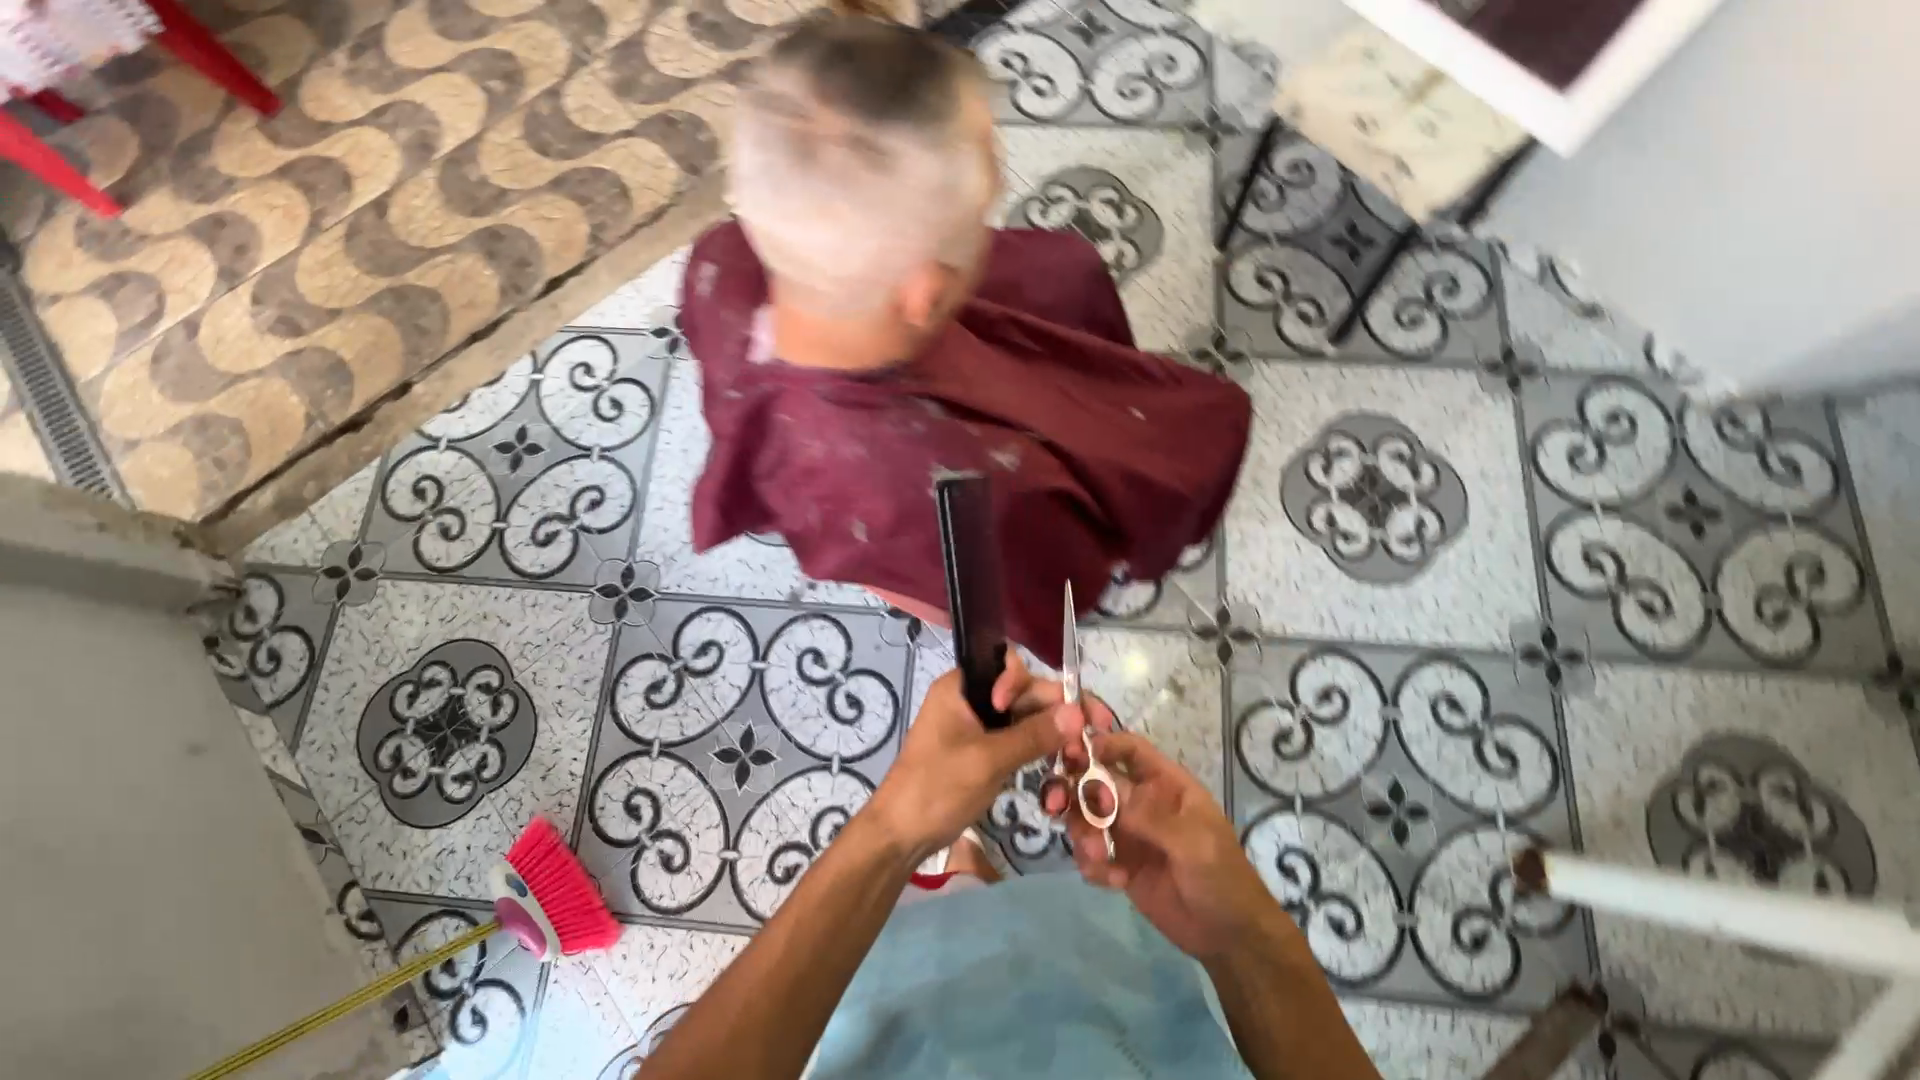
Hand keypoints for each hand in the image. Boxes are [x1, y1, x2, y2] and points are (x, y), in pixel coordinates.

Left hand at [865, 652, 1075, 863]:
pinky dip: (1037, 752)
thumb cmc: (937, 788)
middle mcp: (969, 700)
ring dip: (1051, 736)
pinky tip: (1059, 770)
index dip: (1035, 685)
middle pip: (1023, 694)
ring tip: (1078, 759)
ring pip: (1024, 719)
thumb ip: (1034, 735)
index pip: (1008, 667)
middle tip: (1093, 737)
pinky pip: (1017, 741)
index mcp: (961, 687)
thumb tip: (1078, 713)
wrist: (901, 835)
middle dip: (1056, 714)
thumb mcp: (989, 760)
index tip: (1053, 712)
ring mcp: (976, 727)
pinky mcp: (982, 753)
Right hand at [1061, 732, 1286, 961]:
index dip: (1102, 745)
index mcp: (1166, 785)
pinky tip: (1114, 882)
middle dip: (1074, 791)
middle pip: (1095, 781)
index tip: (1072, 757)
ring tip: (1097, 857)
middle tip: (1059, 807)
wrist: (1229, 937)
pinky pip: (1089, 855)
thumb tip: (1103, 790)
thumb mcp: (1194, 843)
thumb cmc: (1223, 877)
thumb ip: (1150, 816)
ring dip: (1082, 834)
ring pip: (1085, 818)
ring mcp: (1128, 834)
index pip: (1129, 750)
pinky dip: (1092, 866)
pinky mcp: (1118, 865)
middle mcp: (1142, 803)